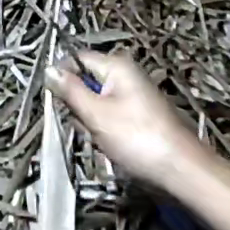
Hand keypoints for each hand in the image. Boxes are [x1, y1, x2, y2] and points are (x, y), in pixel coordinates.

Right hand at [46, 51, 205, 188]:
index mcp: (116, 66)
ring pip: (97, 104)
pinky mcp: (139, 116)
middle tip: (87, 127)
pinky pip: (111, 118)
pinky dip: (107, 132)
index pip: (77, 59)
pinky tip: (113, 148)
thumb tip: (48, 69)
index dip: (63, 77)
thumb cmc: (137, 138)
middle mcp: (126, 75)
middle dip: (80, 107)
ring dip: (93, 124)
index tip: (55, 101)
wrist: (181, 170)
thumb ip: (70, 90)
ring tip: (103, 141)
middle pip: (86, 83)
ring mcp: (134, 96)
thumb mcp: (96, 114)